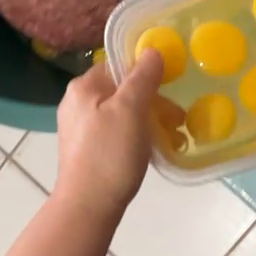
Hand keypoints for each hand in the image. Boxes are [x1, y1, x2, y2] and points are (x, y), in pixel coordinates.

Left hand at [55, 51, 168, 221]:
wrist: (88, 205)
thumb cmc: (110, 154)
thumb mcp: (131, 110)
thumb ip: (142, 77)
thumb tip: (152, 50)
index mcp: (84, 87)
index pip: (118, 66)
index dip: (146, 74)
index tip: (170, 89)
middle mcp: (77, 102)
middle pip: (122, 90)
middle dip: (153, 102)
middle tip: (178, 119)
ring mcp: (79, 128)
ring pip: (121, 114)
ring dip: (149, 121)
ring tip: (173, 136)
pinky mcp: (85, 149)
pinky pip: (116, 133)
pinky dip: (136, 137)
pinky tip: (152, 151)